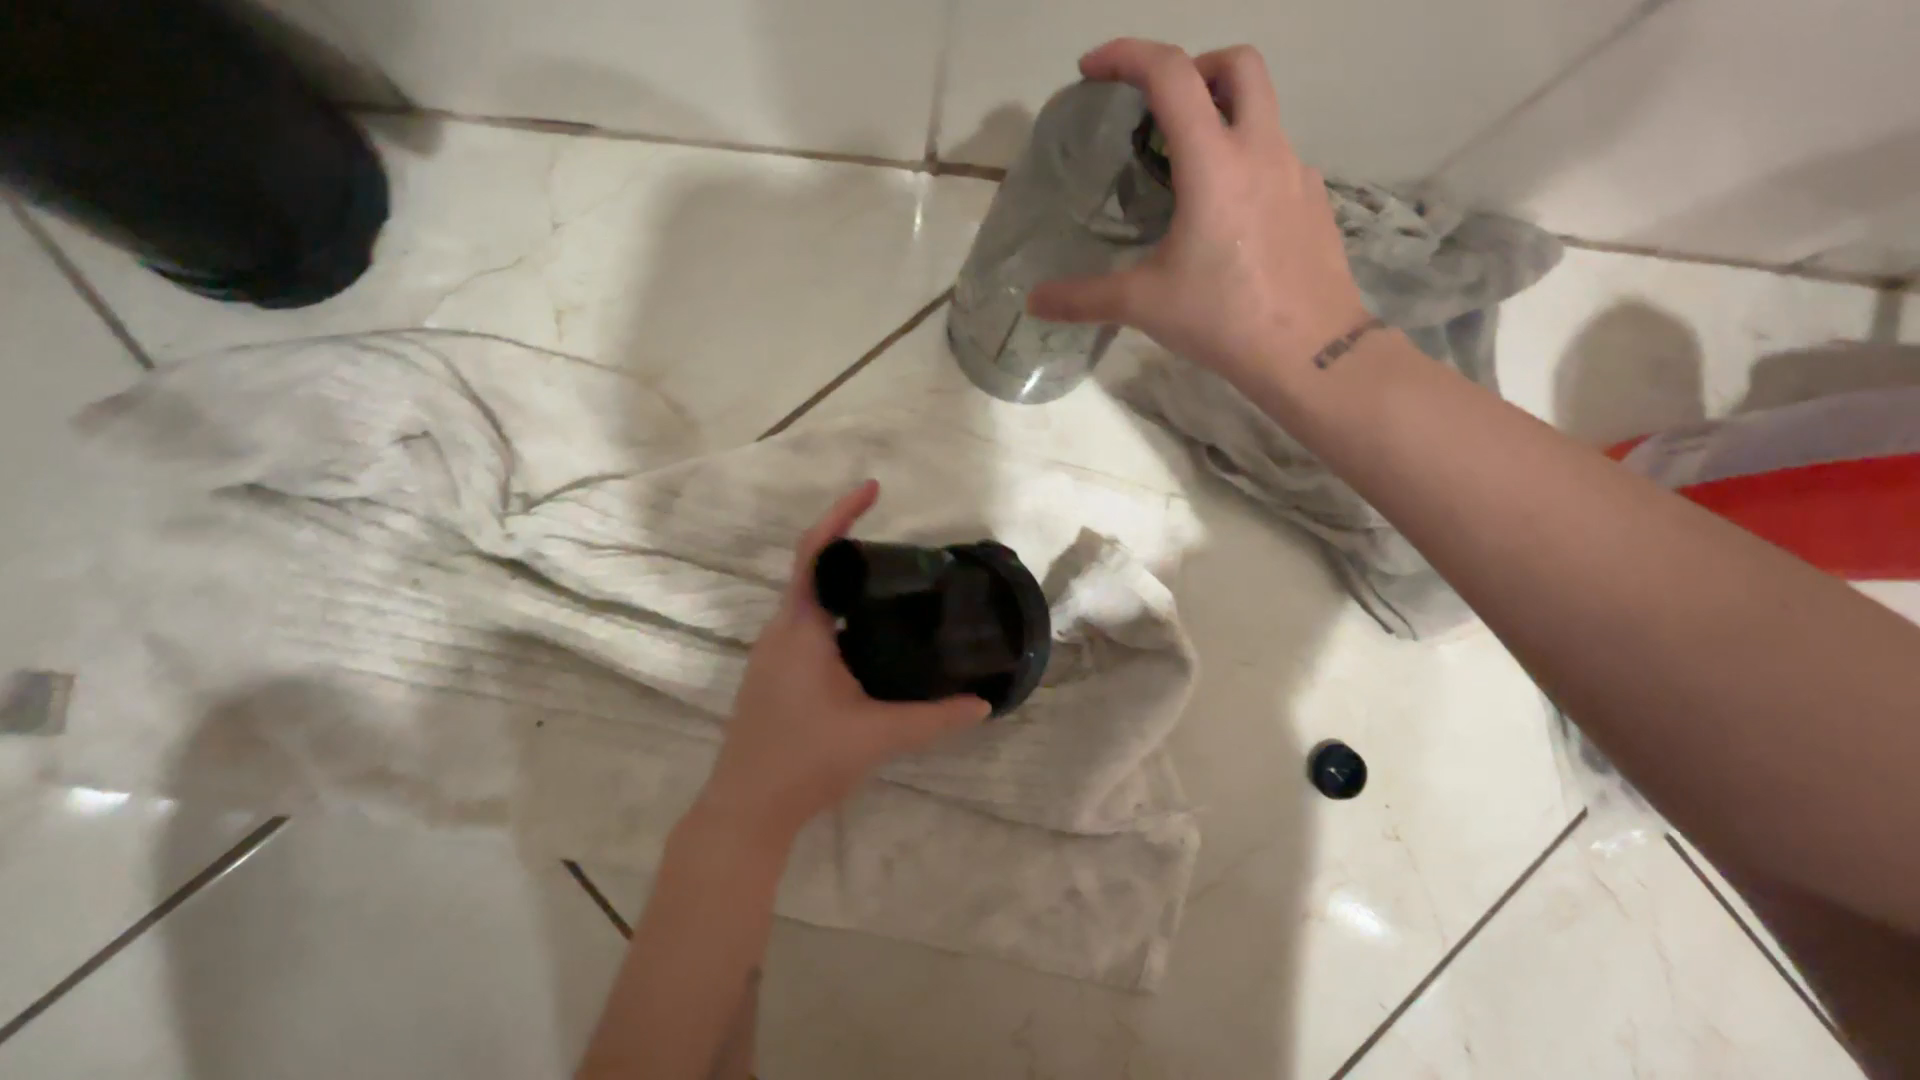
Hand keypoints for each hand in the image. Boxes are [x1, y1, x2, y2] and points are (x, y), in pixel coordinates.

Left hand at [695, 480, 991, 842]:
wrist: (746, 809)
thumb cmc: (805, 761)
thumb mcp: (878, 736)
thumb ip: (934, 717)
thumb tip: (983, 704)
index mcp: (800, 631)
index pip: (815, 554)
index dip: (842, 515)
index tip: (873, 489)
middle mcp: (780, 633)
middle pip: (815, 573)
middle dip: (855, 552)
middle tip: (905, 555)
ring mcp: (771, 656)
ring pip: (811, 604)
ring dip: (846, 589)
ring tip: (895, 591)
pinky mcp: (773, 677)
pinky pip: (807, 629)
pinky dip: (839, 618)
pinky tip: (869, 641)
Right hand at [1027, 38, 1369, 390]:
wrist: (1311, 353)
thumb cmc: (1224, 319)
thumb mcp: (1145, 305)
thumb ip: (1084, 298)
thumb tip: (1034, 302)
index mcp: (1214, 163)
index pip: (1171, 73)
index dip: (1126, 55)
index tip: (1092, 70)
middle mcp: (1261, 150)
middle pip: (1237, 63)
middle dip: (1195, 68)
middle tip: (1161, 111)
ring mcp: (1296, 172)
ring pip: (1262, 110)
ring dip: (1222, 118)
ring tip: (1187, 176)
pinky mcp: (1314, 200)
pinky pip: (1277, 158)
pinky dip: (1245, 163)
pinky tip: (1228, 219)